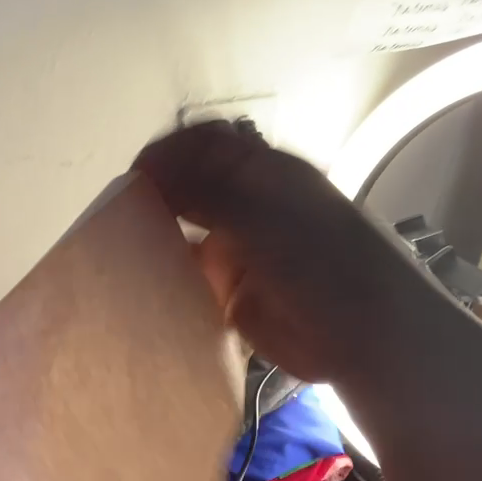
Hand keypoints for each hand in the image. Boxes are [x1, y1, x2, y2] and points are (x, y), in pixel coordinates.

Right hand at [133, 120, 451, 385]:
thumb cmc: (321, 263)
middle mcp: (244, 204)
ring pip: (180, 227)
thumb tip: (145, 172)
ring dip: (153, 231)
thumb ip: (202, 191)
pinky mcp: (225, 288)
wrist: (362, 335)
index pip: (204, 145)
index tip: (135, 176)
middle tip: (119, 212)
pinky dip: (161, 272)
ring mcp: (234, 246)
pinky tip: (140, 279)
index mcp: (261, 173)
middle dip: (153, 192)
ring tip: (121, 244)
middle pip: (186, 184)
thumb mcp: (261, 216)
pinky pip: (183, 272)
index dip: (168, 153)